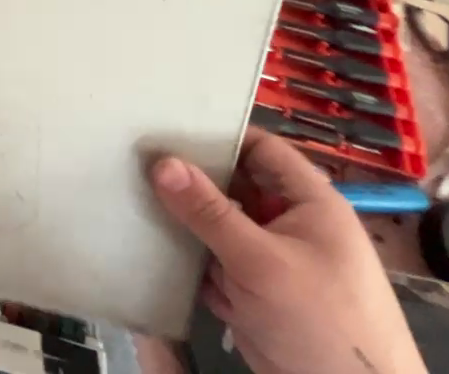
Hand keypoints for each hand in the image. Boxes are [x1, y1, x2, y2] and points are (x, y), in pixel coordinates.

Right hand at [150, 131, 423, 373]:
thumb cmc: (324, 324)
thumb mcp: (262, 263)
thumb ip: (209, 211)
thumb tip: (159, 161)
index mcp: (311, 206)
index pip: (261, 149)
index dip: (218, 133)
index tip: (163, 123)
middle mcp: (290, 224)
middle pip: (231, 184)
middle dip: (186, 176)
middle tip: (131, 156)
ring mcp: (269, 258)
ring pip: (214, 221)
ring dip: (179, 216)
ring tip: (125, 190)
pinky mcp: (250, 288)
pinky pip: (208, 255)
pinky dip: (182, 250)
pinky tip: (143, 237)